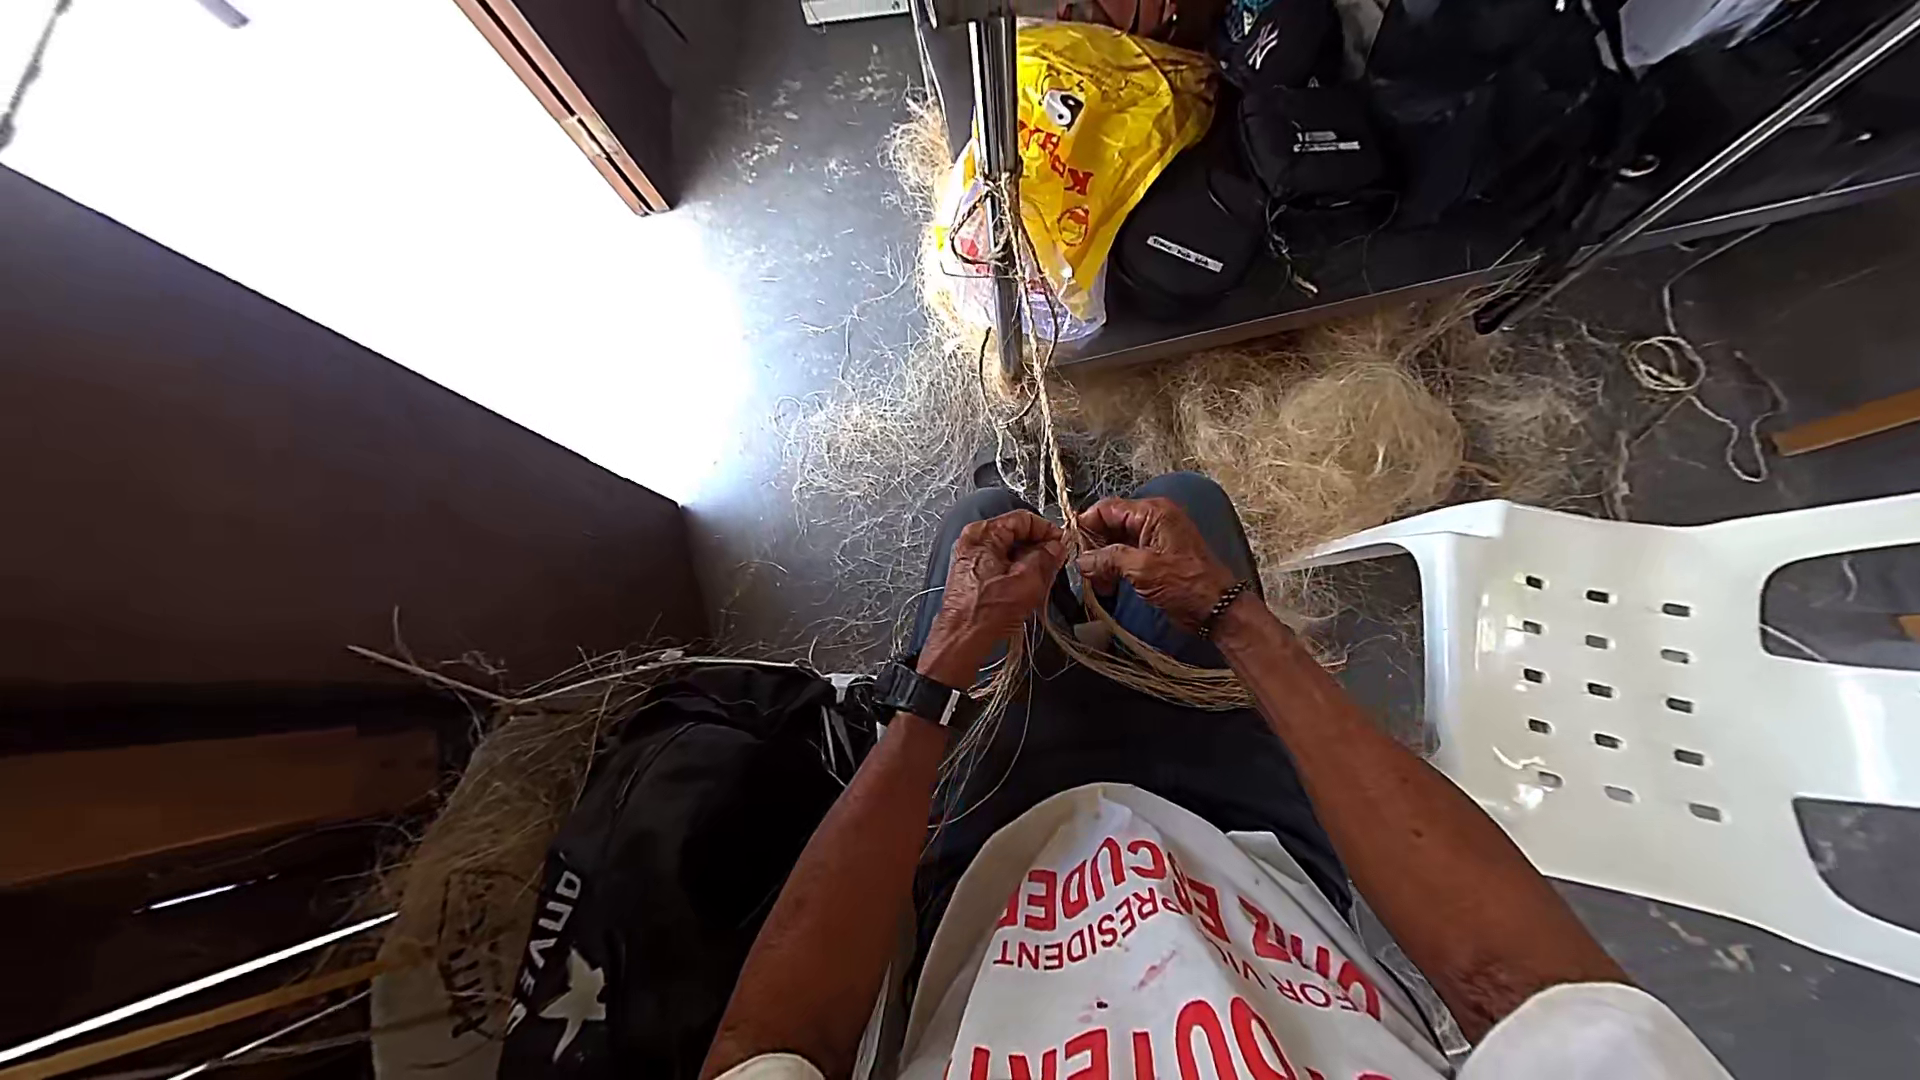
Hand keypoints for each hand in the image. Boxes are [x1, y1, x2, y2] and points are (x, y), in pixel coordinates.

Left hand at [920, 511, 1066, 687]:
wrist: (962, 641)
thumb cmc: (984, 614)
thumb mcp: (1028, 582)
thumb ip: (1046, 557)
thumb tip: (1057, 546)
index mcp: (983, 534)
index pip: (1023, 518)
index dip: (1047, 530)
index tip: (1061, 544)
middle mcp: (973, 542)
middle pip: (1016, 534)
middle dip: (1038, 549)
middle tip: (1054, 565)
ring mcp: (971, 559)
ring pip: (1010, 551)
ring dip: (1029, 563)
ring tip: (1039, 582)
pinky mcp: (973, 576)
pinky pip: (1001, 565)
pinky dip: (1016, 573)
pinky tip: (1024, 590)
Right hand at [1076, 497, 1238, 631]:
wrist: (1216, 610)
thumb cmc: (1186, 584)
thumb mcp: (1142, 569)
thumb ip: (1107, 559)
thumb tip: (1081, 560)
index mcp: (1152, 512)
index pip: (1106, 508)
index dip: (1085, 525)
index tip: (1072, 547)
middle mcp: (1152, 520)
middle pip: (1108, 525)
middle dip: (1093, 548)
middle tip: (1085, 571)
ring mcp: (1153, 539)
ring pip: (1113, 543)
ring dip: (1101, 563)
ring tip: (1098, 584)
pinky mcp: (1153, 558)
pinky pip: (1124, 557)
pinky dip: (1112, 570)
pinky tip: (1107, 586)